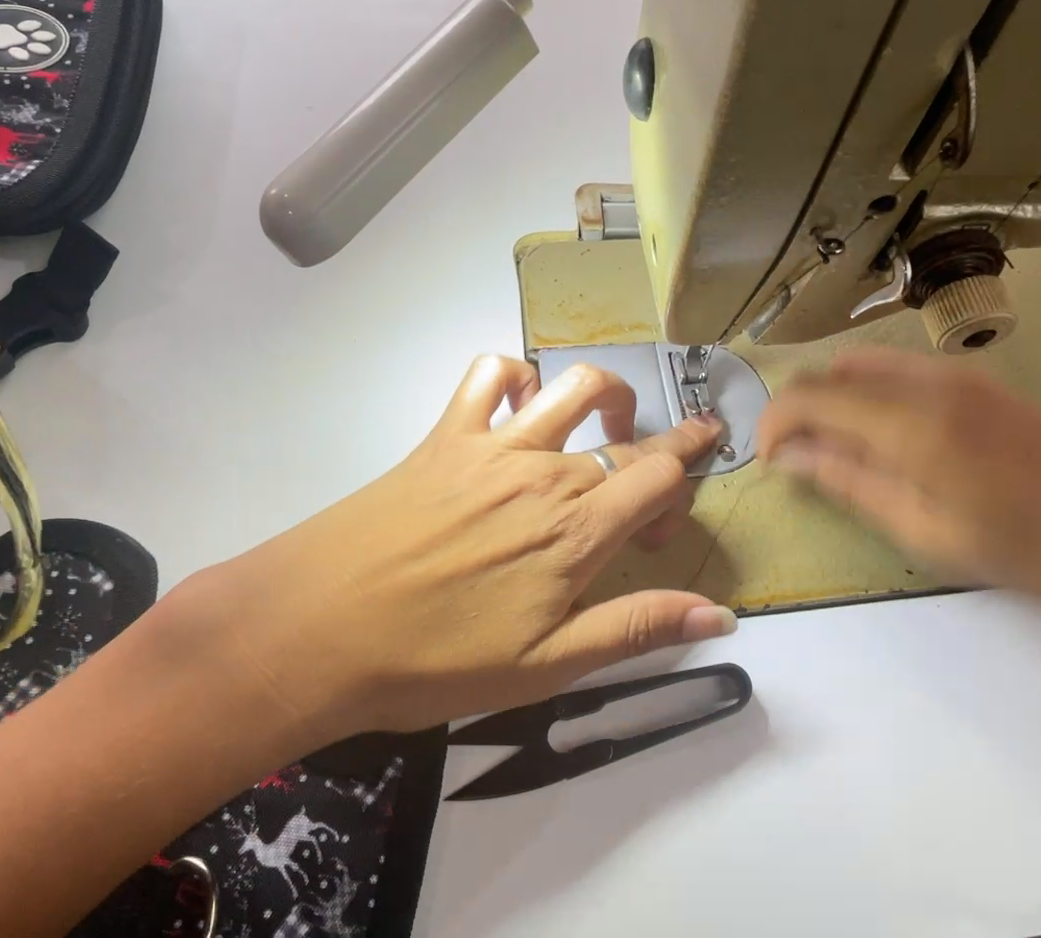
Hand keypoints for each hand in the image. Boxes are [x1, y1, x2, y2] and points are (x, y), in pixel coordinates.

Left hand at [161, 355, 733, 749]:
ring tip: (609, 424)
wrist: (319, 630)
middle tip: (657, 487)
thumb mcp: (547, 667)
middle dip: (663, 452)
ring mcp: (493, 447)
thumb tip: (721, 616)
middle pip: (628, 441)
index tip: (668, 525)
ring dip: (608, 395)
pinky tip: (521, 406)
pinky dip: (516, 375)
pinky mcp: (444, 436)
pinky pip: (489, 373)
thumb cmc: (435, 663)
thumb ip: (636, 630)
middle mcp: (546, 475)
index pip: (661, 478)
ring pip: (573, 386)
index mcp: (578, 533)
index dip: (684, 487)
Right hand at [756, 348, 1040, 638]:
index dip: (774, 424)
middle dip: (800, 410)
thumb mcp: (930, 533)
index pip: (809, 395)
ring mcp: (961, 377)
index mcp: (911, 420)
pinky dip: (871, 399)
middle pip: (833, 372)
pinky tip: (887, 446)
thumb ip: (851, 485)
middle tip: (800, 466)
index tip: (767, 466)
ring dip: (836, 403)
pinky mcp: (983, 386)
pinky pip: (901, 376)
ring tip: (839, 460)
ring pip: (866, 370)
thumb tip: (787, 458)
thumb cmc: (1037, 551)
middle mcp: (929, 381)